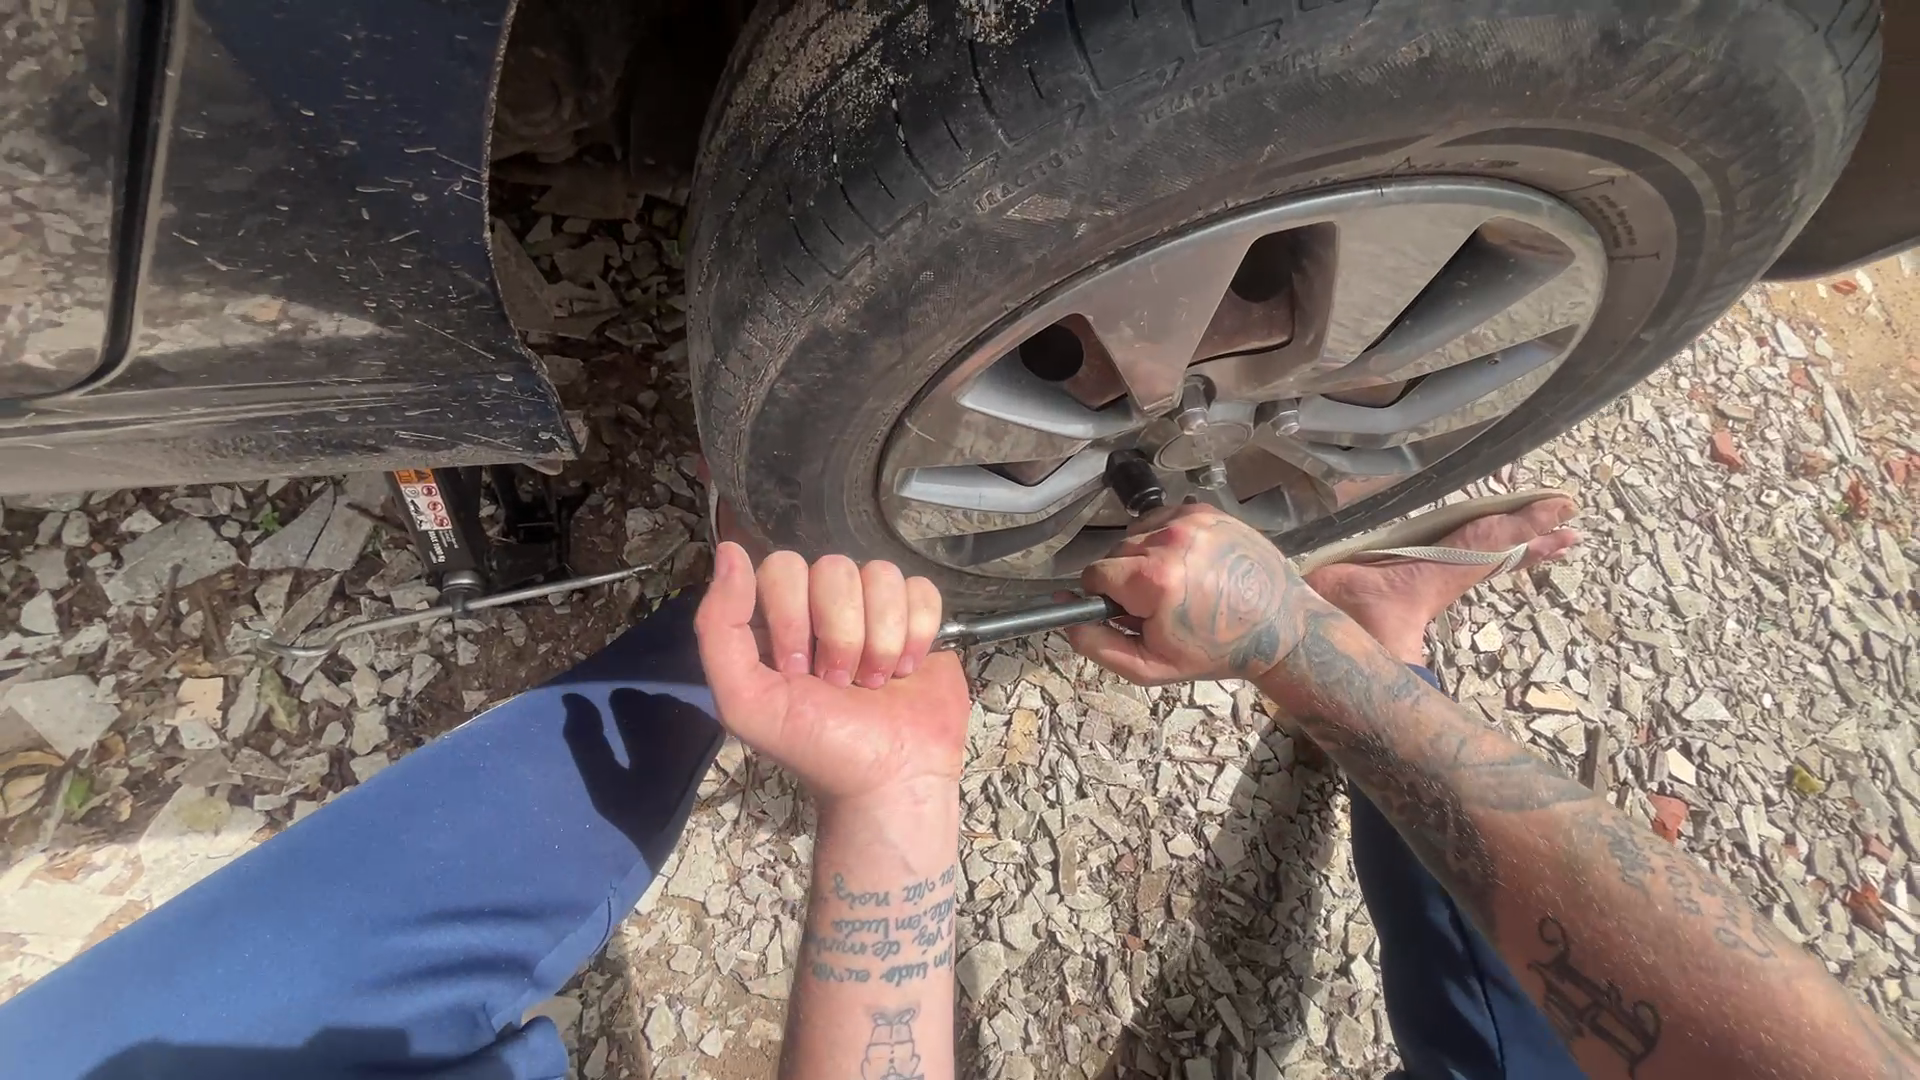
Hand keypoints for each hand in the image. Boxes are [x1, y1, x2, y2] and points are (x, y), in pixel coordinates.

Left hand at [694, 543, 970, 806]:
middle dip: (842, 634)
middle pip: (836, 567)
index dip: (793, 616)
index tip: (797, 673)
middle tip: (841, 683)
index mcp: (777, 616)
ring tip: (876, 681)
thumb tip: (729, 551)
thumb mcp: (747, 701)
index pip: (782, 567)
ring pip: (883, 574)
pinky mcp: (919, 617)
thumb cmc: (818, 746)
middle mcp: (825, 604)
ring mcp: (875, 608)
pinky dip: (917, 634)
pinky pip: (921, 590)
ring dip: (882, 639)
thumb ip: (719, 628)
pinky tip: (907, 669)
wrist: (892, 779)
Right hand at [1065, 503, 1325, 683]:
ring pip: (1136, 535)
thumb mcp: (1149, 666)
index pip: (1094, 574)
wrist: (1278, 627)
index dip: (1106, 597)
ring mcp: (1190, 522)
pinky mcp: (1205, 511)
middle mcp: (1170, 542)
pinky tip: (1187, 563)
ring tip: (1176, 583)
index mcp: (1154, 580)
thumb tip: (1065, 618)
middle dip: (1128, 579)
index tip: (1130, 611)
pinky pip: (1160, 520)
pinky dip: (1165, 540)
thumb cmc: (1214, 650)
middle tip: (1160, 604)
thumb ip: (1097, 645)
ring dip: (1145, 558)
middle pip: (1115, 554)